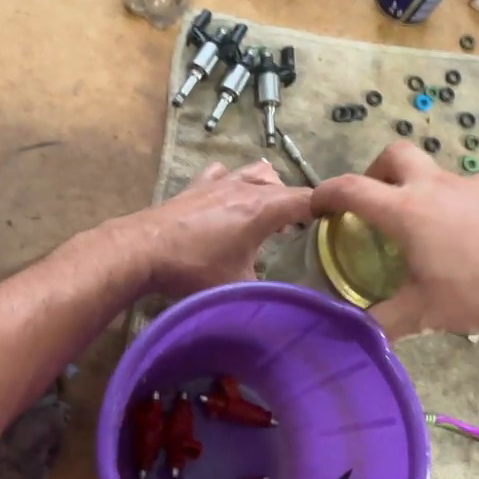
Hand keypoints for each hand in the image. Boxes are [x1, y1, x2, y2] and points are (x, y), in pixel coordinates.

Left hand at [111, 159, 312, 296]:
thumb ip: (270, 293)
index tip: (337, 225)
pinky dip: (234, 183)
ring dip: (269, 190)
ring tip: (268, 216)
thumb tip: (293, 306)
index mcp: (263, 208)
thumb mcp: (238, 287)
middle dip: (298, 206)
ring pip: (257, 173)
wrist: (141, 250)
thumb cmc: (194, 269)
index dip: (328, 209)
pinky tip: (229, 200)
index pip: (309, 199)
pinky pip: (224, 175)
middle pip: (285, 187)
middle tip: (298, 235)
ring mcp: (219, 183)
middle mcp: (245, 187)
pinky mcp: (195, 187)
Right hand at [312, 141, 478, 340]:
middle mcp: (436, 186)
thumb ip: (383, 321)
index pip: (351, 188)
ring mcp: (475, 184)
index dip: (326, 193)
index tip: (317, 206)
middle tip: (375, 204)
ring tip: (428, 235)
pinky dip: (456, 207)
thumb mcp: (425, 314)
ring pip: (435, 174)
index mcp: (407, 210)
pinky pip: (468, 191)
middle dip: (375, 171)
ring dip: (419, 192)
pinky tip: (471, 243)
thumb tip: (355, 332)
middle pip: (394, 155)